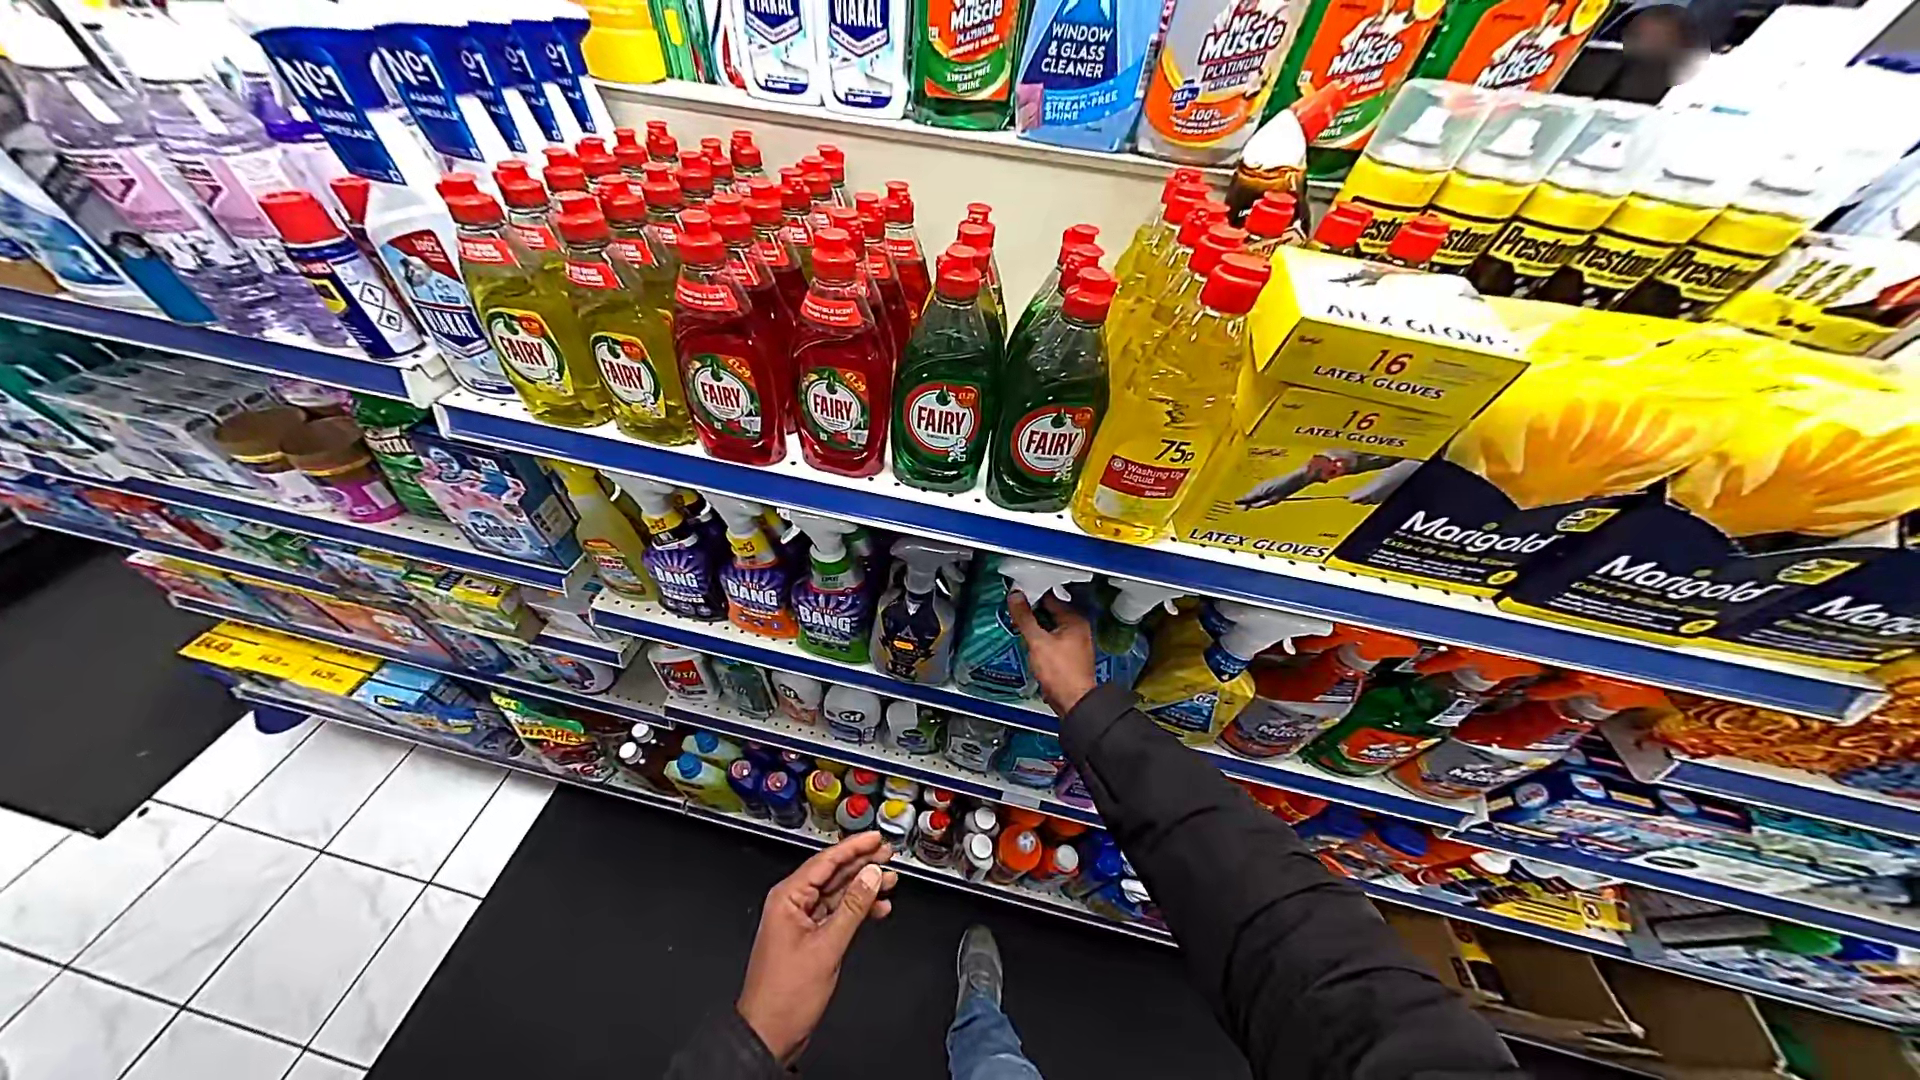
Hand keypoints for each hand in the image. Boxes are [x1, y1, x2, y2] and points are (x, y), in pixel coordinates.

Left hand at [736, 832, 897, 1065]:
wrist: (768, 1036)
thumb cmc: (783, 997)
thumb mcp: (826, 946)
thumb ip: (853, 907)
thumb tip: (871, 875)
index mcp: (788, 897)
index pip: (826, 860)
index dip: (854, 847)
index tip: (874, 838)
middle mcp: (793, 903)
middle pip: (834, 873)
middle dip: (863, 863)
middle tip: (887, 853)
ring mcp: (802, 920)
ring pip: (838, 892)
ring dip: (864, 886)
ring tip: (889, 879)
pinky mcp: (811, 936)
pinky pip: (838, 911)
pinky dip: (858, 908)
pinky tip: (877, 907)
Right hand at [1008, 590, 1096, 715]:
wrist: (1073, 701)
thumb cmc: (1061, 673)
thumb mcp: (1037, 641)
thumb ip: (1025, 618)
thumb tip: (1016, 598)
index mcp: (1075, 620)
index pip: (1050, 598)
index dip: (1032, 596)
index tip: (1017, 597)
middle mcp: (1078, 629)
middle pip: (1051, 612)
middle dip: (1033, 612)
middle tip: (1015, 612)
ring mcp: (1075, 642)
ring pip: (1051, 626)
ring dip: (1036, 626)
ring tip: (1019, 625)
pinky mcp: (1069, 655)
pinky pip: (1053, 639)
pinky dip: (1041, 638)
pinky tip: (1029, 642)